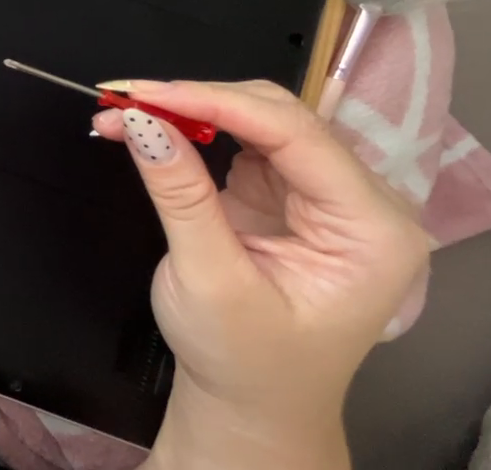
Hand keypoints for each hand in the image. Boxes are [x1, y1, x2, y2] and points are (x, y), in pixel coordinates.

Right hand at [92, 81, 428, 467]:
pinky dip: (185, 126)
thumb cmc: (245, 355)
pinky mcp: (279, 192)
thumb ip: (180, 195)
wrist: (253, 398)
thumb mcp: (208, 278)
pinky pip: (234, 138)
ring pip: (254, 117)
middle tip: (120, 100)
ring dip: (184, 107)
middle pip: (279, 116)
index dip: (213, 102)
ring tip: (121, 112)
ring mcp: (319, 194)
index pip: (294, 135)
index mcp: (370, 229)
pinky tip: (145, 125)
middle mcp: (358, 202)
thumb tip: (138, 123)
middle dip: (195, 98)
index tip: (139, 93)